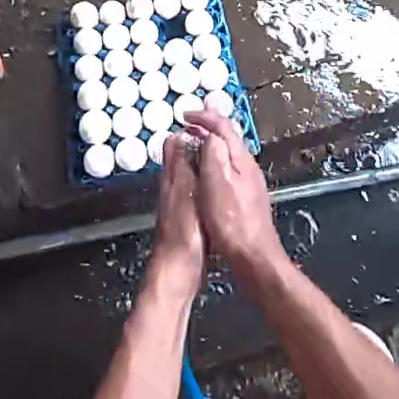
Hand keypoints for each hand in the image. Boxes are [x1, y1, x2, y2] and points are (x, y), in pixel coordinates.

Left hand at [148, 129, 206, 304]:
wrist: (178, 272)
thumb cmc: (185, 233)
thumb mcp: (186, 193)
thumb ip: (183, 166)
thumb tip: (181, 135)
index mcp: (172, 179)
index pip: (174, 145)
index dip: (188, 133)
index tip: (207, 126)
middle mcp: (173, 188)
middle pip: (184, 160)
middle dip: (199, 148)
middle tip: (221, 141)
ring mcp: (181, 205)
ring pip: (192, 177)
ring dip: (205, 168)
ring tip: (225, 162)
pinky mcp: (189, 221)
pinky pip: (199, 195)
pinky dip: (208, 188)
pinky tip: (222, 192)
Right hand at [179, 110, 285, 276]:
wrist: (254, 256)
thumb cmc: (232, 222)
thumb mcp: (216, 184)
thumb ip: (213, 155)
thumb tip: (209, 135)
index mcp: (241, 159)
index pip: (223, 126)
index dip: (203, 117)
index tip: (183, 116)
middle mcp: (248, 166)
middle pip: (227, 137)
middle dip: (206, 128)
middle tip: (185, 128)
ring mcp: (249, 182)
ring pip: (227, 153)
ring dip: (209, 145)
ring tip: (190, 146)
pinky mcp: (246, 197)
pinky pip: (227, 167)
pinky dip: (212, 162)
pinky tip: (203, 174)